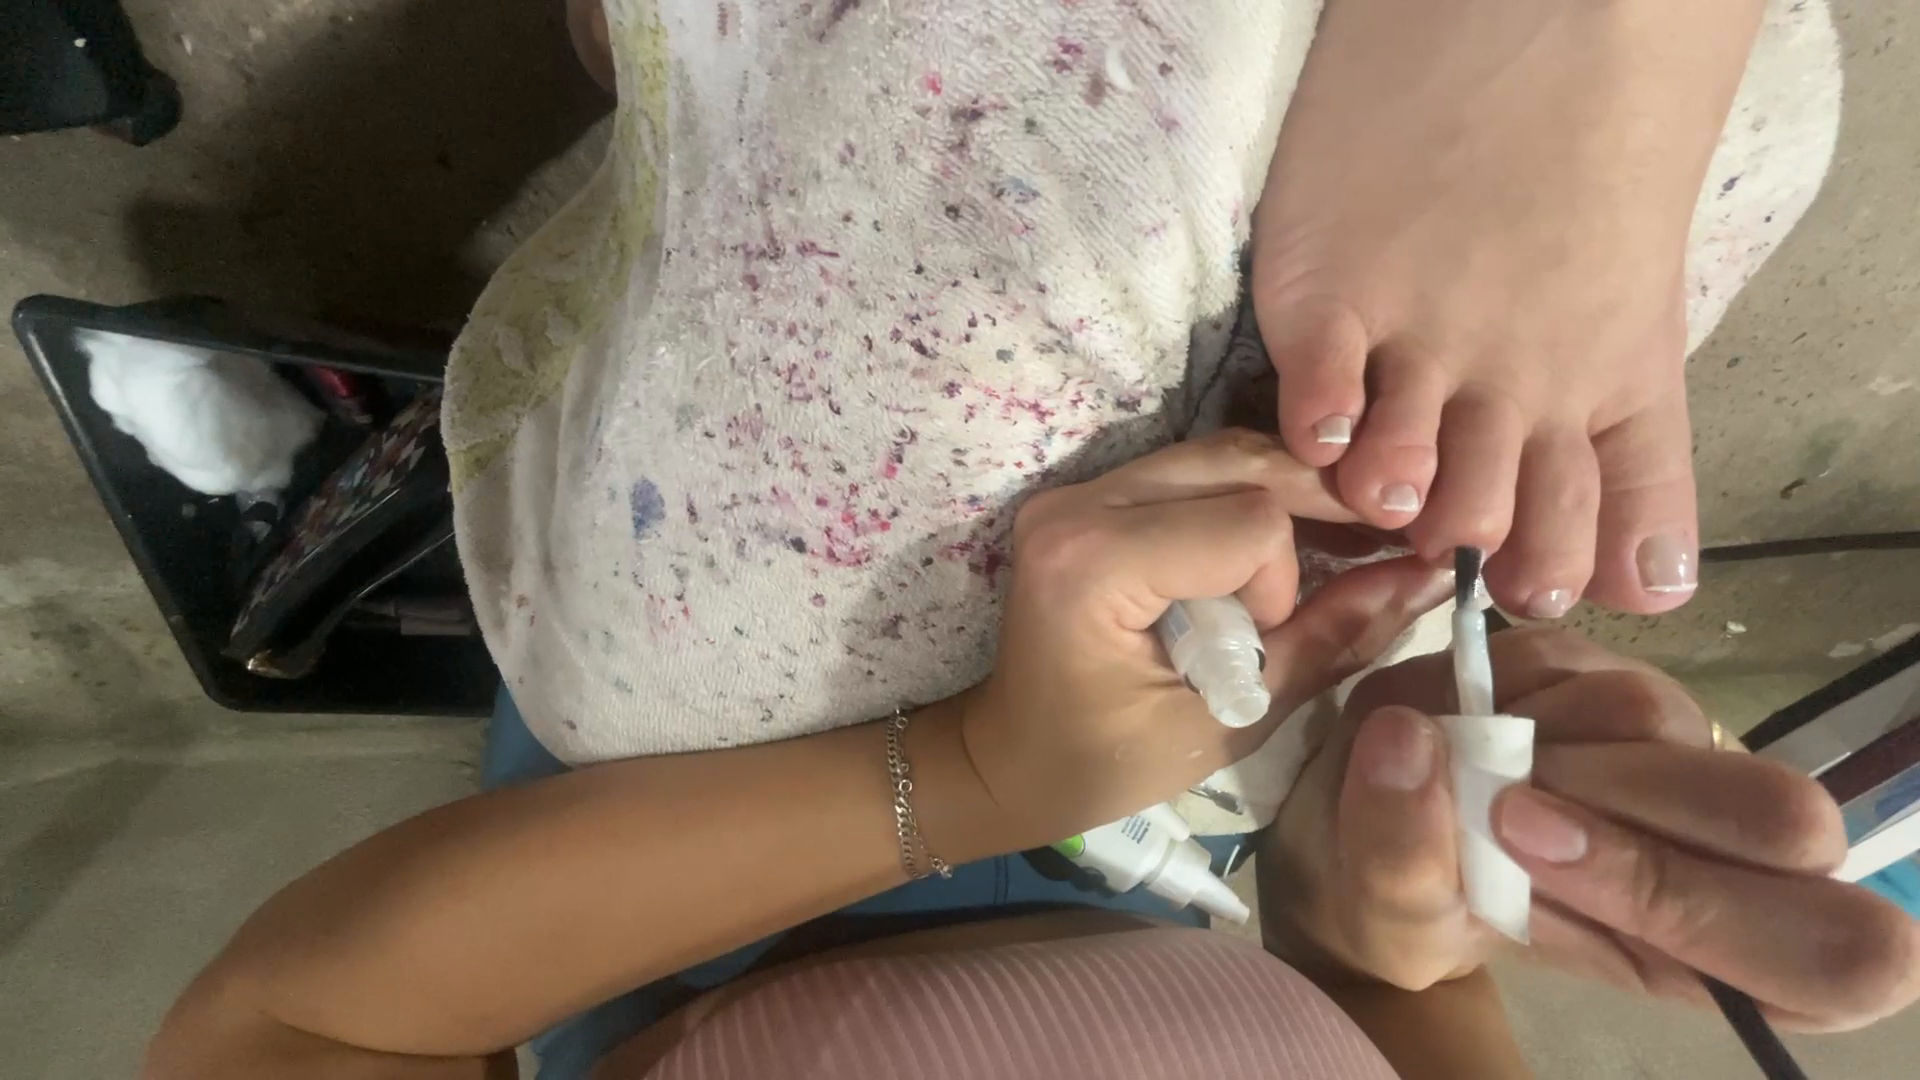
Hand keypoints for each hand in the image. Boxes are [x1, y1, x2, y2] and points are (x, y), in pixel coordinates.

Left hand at [960, 429, 1456, 850]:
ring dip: (1282, 493)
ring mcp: (1072, 493)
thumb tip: (1425, 576)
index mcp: (1091, 564)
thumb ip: (1324, 643)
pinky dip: (1240, 496)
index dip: (1282, 578)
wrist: (1009, 752)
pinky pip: (1185, 472)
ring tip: (1333, 539)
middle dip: (1312, 502)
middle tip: (1370, 543)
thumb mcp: (1223, 722)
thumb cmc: (1100, 762)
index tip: (1264, 632)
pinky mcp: (1081, 497)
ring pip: (1213, 454)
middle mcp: (1074, 506)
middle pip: (1234, 461)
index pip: (1246, 523)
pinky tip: (1274, 537)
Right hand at [1252, 0, 1774, 617]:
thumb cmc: (1575, 170)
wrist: (1530, 17)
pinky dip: (1320, 427)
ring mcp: (1419, 338)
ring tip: (1384, 490)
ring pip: (1408, 471)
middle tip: (1437, 538)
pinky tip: (1323, 429)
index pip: (1597, 523)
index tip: (1534, 593)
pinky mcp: (1332, 300)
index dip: (1569, 574)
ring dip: (1397, 497)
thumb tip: (1644, 578)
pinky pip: (1322, 392)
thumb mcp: (1634, 314)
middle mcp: (1514, 381)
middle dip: (1470, 547)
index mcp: (1600, 384)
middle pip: (1489, 517)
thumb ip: (1624, 444)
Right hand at [1259, 627, 1919, 1031]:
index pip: (1835, 951)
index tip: (1531, 853)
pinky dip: (1489, 688)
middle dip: (1620, 804)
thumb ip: (1401, 854)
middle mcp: (1716, 843)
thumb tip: (1409, 737)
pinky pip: (1560, 660)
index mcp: (1708, 950)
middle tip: (1496, 804)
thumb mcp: (1387, 918)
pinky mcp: (1586, 667)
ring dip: (1530, 739)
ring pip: (1649, 715)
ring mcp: (1660, 739)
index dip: (1692, 899)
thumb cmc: (1392, 900)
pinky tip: (1453, 722)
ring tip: (1456, 765)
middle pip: (1778, 813)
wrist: (1358, 819)